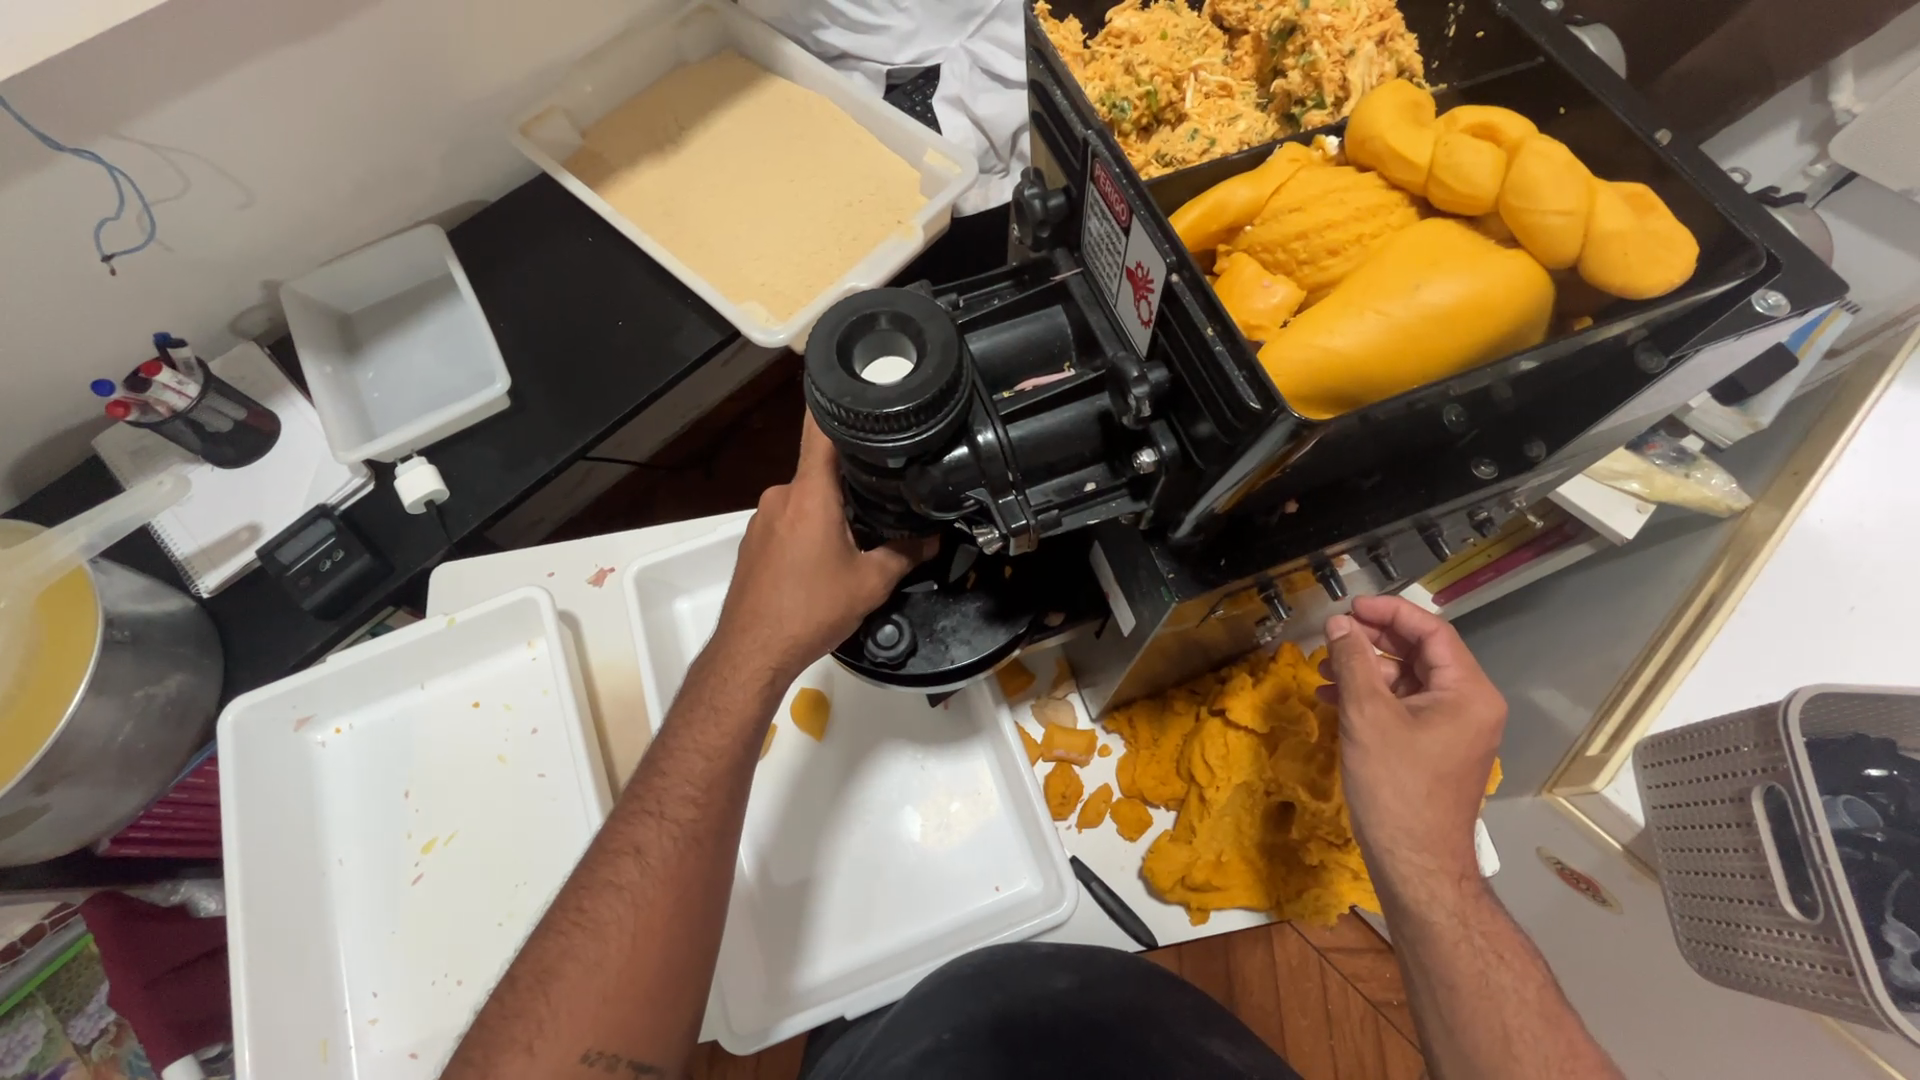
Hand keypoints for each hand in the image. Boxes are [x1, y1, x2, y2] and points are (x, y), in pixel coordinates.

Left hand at [710, 413, 931, 685]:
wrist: (752, 652)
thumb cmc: (809, 612)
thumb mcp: (870, 584)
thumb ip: (905, 554)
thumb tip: (933, 539)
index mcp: (810, 495)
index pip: (820, 430)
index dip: (840, 405)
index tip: (861, 390)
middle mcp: (781, 497)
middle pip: (821, 471)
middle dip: (851, 482)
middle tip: (884, 496)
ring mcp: (762, 519)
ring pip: (806, 500)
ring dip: (830, 512)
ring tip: (858, 538)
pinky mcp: (754, 542)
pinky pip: (789, 521)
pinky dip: (810, 530)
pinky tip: (824, 561)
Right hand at [1318, 595, 1504, 887]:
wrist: (1414, 860)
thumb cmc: (1395, 785)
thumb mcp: (1367, 715)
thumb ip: (1353, 661)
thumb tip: (1338, 624)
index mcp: (1468, 691)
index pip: (1431, 631)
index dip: (1389, 612)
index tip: (1349, 607)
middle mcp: (1468, 704)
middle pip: (1419, 653)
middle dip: (1371, 641)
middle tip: (1330, 636)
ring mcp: (1452, 728)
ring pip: (1406, 680)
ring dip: (1364, 670)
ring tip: (1323, 669)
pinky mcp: (1433, 747)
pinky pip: (1402, 706)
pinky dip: (1369, 697)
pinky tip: (1332, 698)